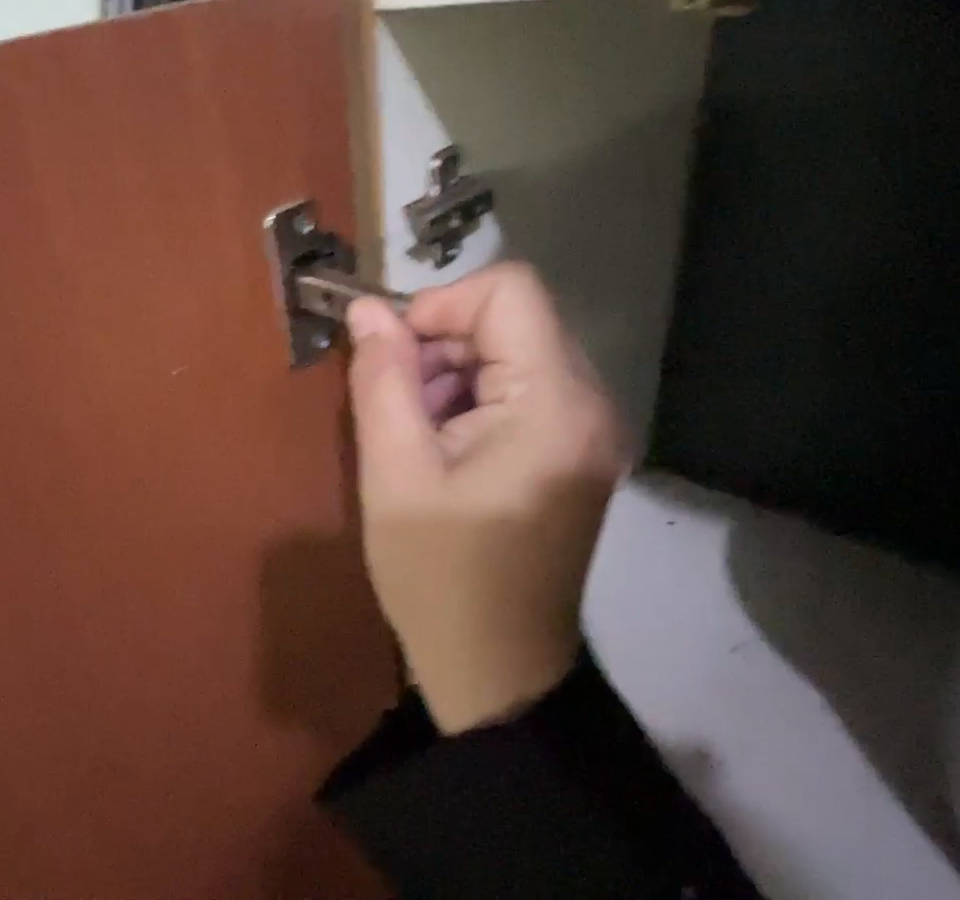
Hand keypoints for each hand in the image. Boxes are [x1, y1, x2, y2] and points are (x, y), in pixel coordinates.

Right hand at [345, 263, 624, 733]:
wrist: (498, 668)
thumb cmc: (439, 577)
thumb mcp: (393, 475)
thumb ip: (382, 379)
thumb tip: (367, 310)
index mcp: (554, 405)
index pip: (508, 290)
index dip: (440, 306)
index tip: (394, 358)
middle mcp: (591, 403)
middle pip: (513, 318)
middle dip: (442, 346)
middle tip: (396, 406)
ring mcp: (591, 428)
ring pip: (514, 350)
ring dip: (453, 375)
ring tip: (417, 437)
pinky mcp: (579, 449)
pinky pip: (523, 387)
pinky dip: (475, 399)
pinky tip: (444, 450)